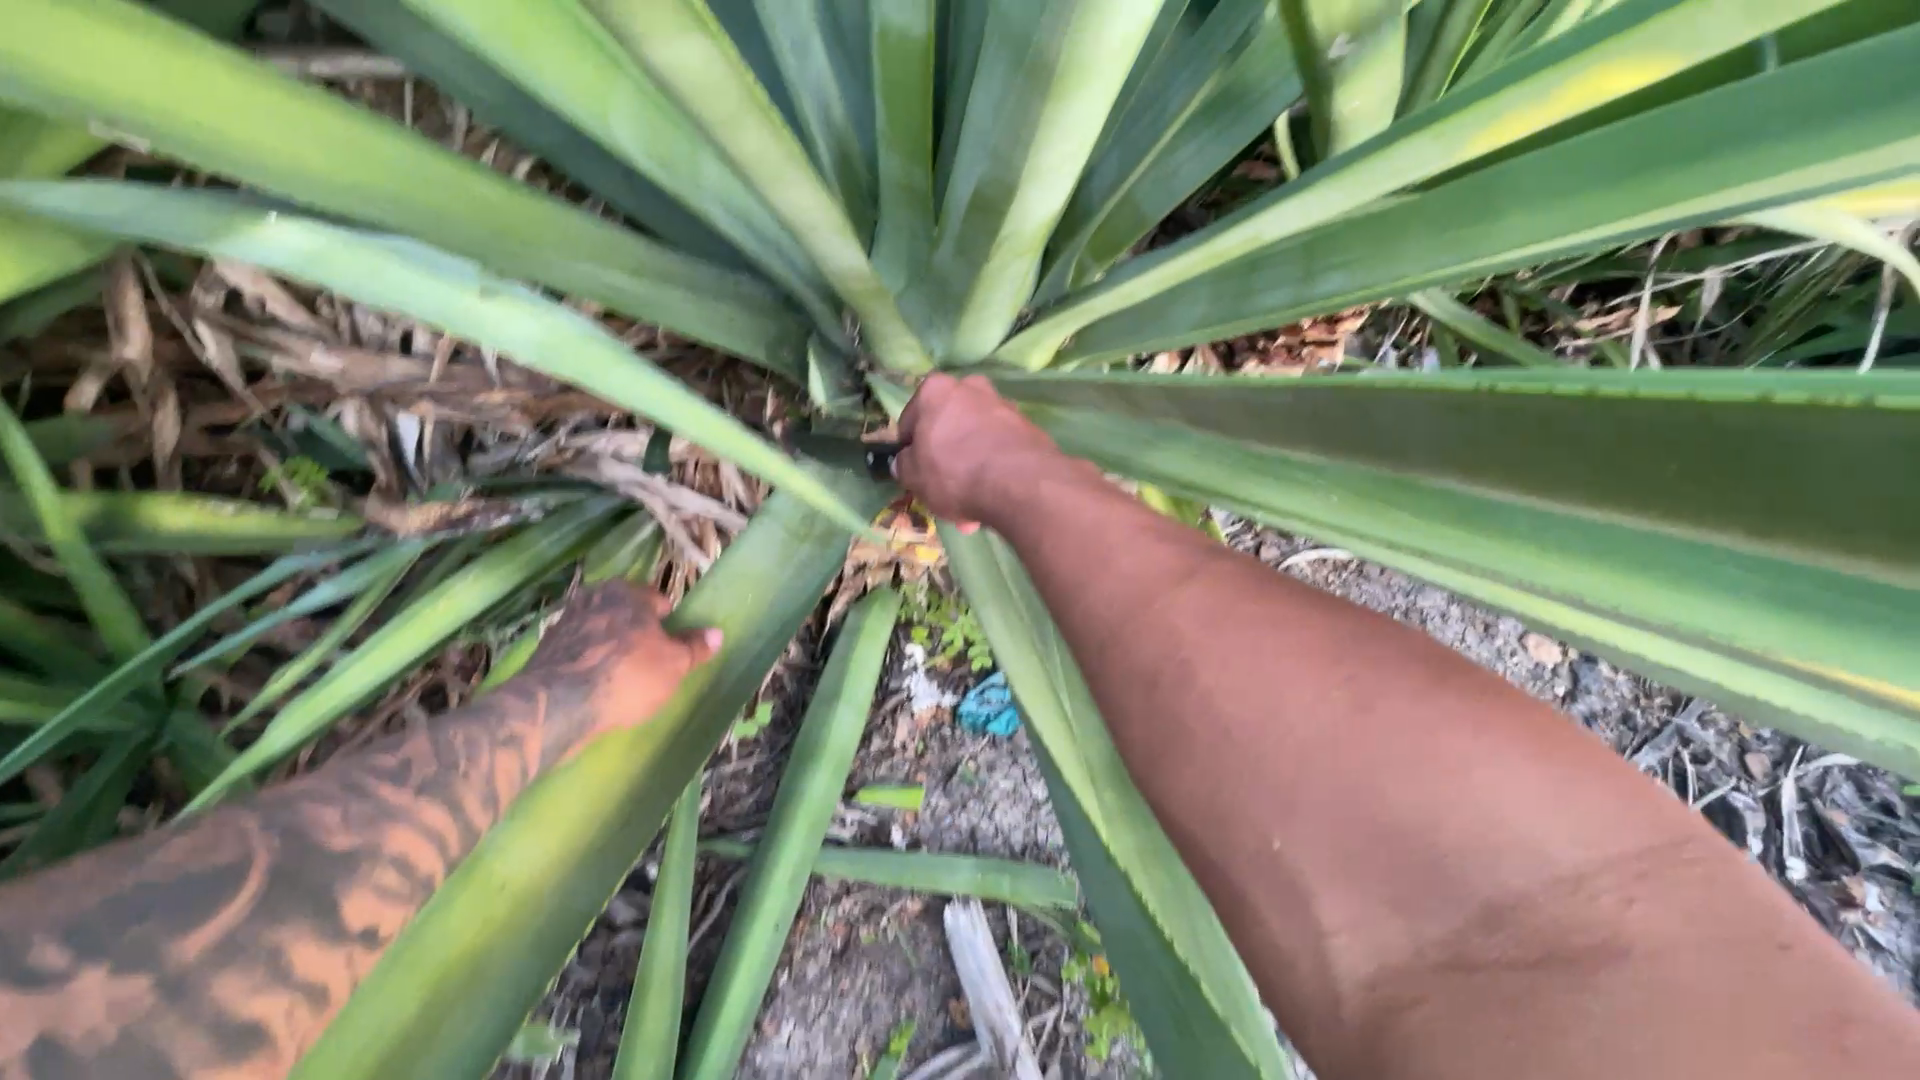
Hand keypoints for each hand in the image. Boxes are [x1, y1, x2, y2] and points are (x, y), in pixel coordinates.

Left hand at [524, 579, 720, 743]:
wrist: (559, 705)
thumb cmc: (628, 676)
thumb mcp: (674, 665)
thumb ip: (695, 647)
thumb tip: (716, 633)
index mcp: (627, 592)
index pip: (659, 601)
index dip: (669, 625)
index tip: (671, 649)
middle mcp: (594, 597)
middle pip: (627, 615)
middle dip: (638, 634)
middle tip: (649, 664)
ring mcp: (566, 621)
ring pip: (602, 632)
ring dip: (612, 648)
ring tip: (622, 680)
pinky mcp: (546, 648)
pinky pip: (580, 652)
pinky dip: (589, 663)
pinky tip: (596, 687)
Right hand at [895, 374, 1061, 528]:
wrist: (1020, 484)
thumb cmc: (954, 473)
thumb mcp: (913, 476)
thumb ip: (904, 465)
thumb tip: (904, 461)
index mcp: (935, 390)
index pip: (910, 420)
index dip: (910, 450)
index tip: (914, 472)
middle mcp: (971, 388)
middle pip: (949, 429)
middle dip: (946, 462)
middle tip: (943, 494)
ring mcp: (1004, 407)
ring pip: (976, 442)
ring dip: (971, 472)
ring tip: (970, 510)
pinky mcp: (1029, 428)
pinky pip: (1000, 452)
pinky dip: (995, 472)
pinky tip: (993, 501)